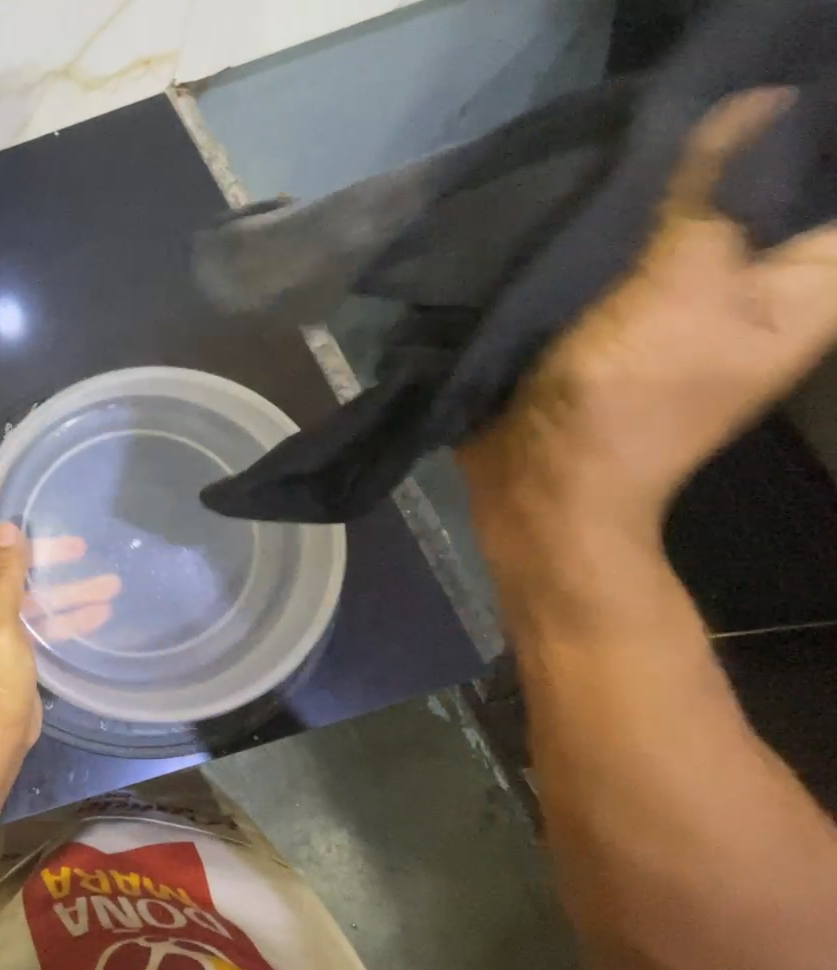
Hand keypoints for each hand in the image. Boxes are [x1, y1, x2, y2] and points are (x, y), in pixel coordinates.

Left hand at [0, 474, 120, 777]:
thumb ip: (5, 576)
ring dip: (68, 588)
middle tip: (79, 538)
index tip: (1, 470)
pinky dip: (69, 616)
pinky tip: (101, 611)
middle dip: (43, 549)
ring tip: (109, 580)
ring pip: (34, 594)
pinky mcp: (17, 649)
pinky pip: (45, 622)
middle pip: (9, 562)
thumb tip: (5, 527)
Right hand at [459, 88, 836, 559]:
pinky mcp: (611, 333)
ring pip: (675, 235)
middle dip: (708, 169)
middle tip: (660, 127)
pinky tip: (570, 222)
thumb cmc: (622, 400)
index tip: (734, 102)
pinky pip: (619, 270)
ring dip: (642, 210)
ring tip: (607, 167)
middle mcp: (751, 295)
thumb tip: (754, 105)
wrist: (539, 487)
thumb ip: (709, 201)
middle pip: (749, 205)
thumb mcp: (675, 292)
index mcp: (806, 288)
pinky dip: (598, 247)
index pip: (821, 186)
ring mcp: (676, 317)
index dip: (787, 141)